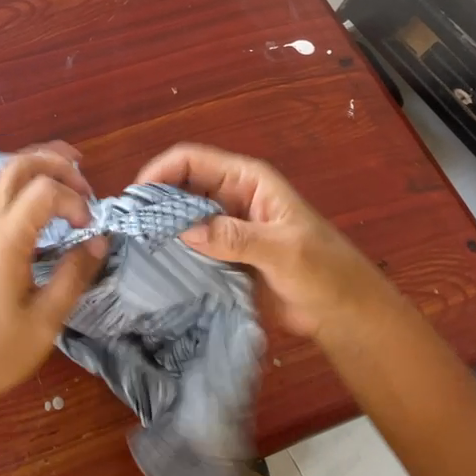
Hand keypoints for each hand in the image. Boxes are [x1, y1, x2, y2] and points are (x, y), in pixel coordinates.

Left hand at [0, 143, 109, 413]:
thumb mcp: (46, 321)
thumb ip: (74, 275)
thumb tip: (99, 240)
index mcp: (4, 242)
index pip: (43, 191)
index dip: (73, 199)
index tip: (90, 227)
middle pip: (16, 166)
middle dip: (53, 160)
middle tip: (84, 177)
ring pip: (1, 176)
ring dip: (35, 167)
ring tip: (68, 177)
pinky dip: (22, 184)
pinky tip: (41, 206)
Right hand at [137, 142, 390, 336]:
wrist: (346, 315)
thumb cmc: (324, 271)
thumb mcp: (282, 250)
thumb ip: (235, 237)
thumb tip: (183, 230)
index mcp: (247, 180)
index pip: (193, 161)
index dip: (162, 171)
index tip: (136, 197)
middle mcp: (232, 196)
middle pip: (182, 185)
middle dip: (155, 199)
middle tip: (128, 225)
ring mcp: (227, 226)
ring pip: (182, 215)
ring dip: (162, 226)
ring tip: (133, 245)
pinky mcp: (224, 254)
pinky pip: (191, 244)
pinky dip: (173, 249)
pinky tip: (155, 264)